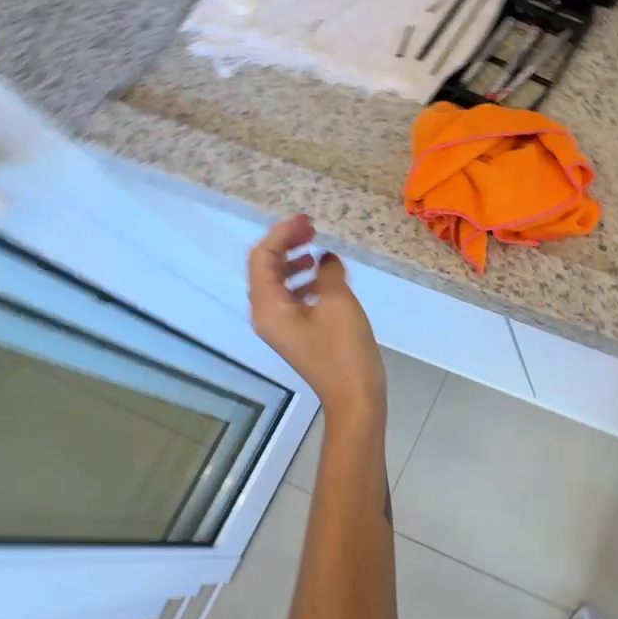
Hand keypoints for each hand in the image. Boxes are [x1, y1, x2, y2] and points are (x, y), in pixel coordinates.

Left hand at [249, 215, 386, 427]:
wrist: (354, 397)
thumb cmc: (344, 349)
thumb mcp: (338, 302)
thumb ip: (328, 273)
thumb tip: (326, 260)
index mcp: (268, 307)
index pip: (263, 258)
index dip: (282, 234)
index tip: (308, 221)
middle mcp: (266, 315)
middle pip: (266, 269)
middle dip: (286, 245)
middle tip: (313, 230)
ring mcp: (280, 327)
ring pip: (277, 283)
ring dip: (295, 262)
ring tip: (318, 251)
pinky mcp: (296, 334)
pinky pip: (291, 298)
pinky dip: (304, 282)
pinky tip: (327, 277)